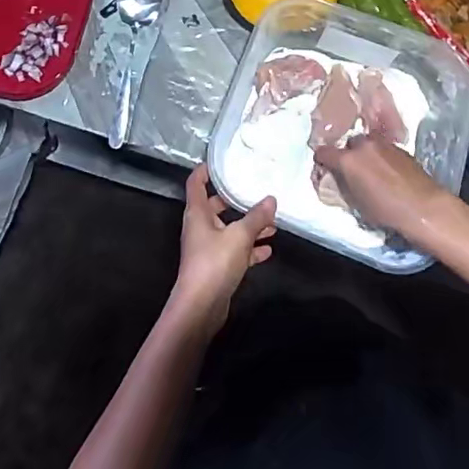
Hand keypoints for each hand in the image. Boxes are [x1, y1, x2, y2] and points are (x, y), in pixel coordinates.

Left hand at [168, 165, 275, 335]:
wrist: (201, 307)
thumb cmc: (214, 262)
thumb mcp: (239, 236)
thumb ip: (256, 217)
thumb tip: (271, 199)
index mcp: (197, 212)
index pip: (196, 182)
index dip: (205, 170)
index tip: (221, 161)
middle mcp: (200, 227)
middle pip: (216, 205)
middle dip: (236, 200)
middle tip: (256, 191)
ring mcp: (207, 247)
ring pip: (229, 229)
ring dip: (248, 226)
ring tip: (272, 222)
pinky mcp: (217, 266)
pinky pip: (235, 251)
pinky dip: (249, 249)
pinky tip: (268, 249)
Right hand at [312, 132, 455, 242]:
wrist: (424, 207)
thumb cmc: (386, 211)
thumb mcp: (356, 203)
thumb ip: (344, 184)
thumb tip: (340, 178)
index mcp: (347, 160)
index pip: (323, 153)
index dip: (322, 161)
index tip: (325, 168)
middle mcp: (363, 145)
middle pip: (348, 144)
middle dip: (347, 155)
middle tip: (352, 171)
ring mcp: (383, 144)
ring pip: (366, 143)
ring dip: (365, 153)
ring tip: (371, 170)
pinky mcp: (400, 147)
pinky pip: (383, 147)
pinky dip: (381, 155)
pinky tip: (388, 171)